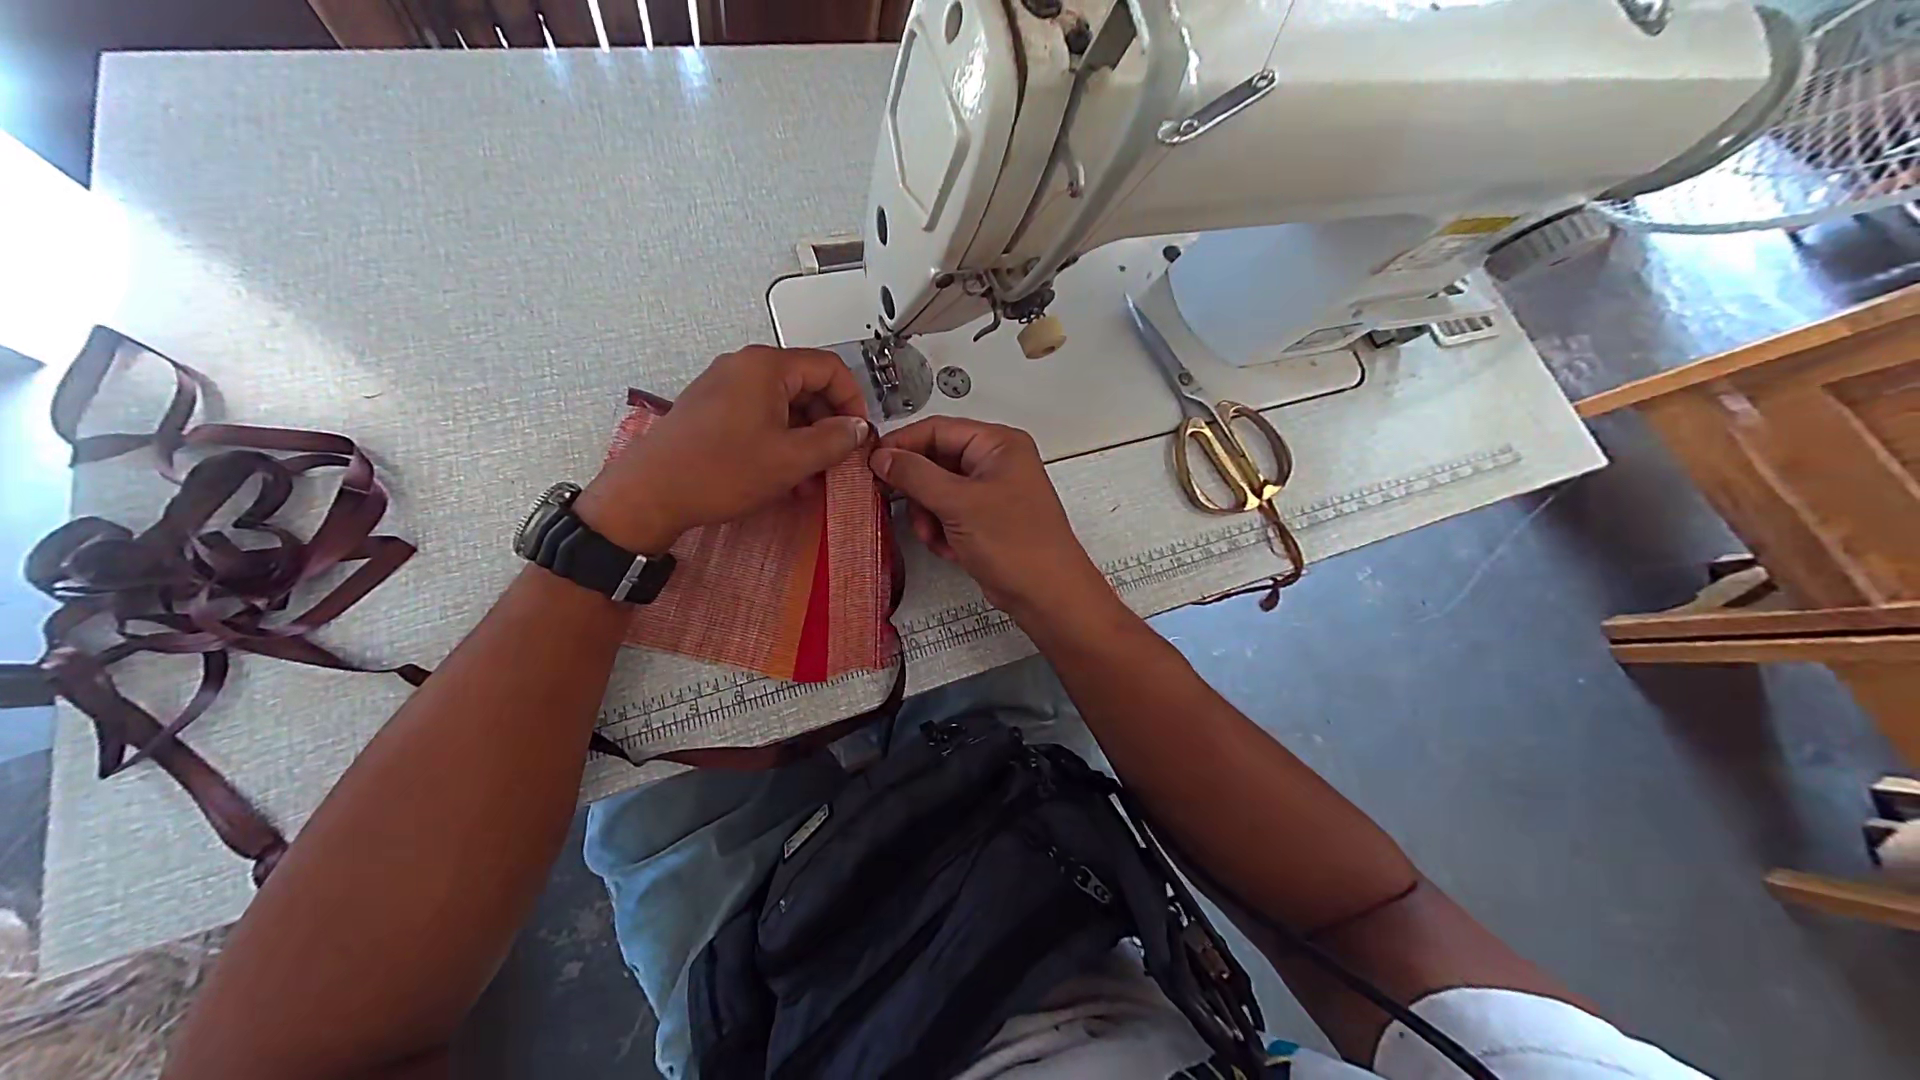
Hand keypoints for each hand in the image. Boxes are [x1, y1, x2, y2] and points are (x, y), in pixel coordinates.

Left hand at [577, 346, 869, 552]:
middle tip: (839, 457)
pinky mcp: (713, 410)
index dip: (854, 401)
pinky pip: (761, 418)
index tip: (859, 432)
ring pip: (785, 406)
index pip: (829, 368)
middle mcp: (744, 367)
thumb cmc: (717, 471)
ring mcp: (725, 388)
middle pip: (807, 386)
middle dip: (829, 424)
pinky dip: (781, 442)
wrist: (651, 494)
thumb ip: (835, 440)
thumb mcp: (791, 459)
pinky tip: (786, 476)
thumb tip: (857, 429)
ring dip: (806, 439)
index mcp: (765, 367)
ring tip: (813, 477)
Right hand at [869, 417, 1113, 618]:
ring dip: (927, 515)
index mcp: (999, 445)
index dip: (903, 444)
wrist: (1046, 594)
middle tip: (899, 501)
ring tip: (935, 533)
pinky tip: (949, 546)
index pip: (938, 429)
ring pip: (936, 491)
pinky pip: (947, 514)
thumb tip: (886, 457)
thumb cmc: (1023, 547)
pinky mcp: (984, 520)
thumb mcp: (959, 503)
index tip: (876, 461)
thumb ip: (915, 475)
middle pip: (934, 461)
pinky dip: (941, 530)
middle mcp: (996, 463)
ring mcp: (990, 492)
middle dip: (918, 490)